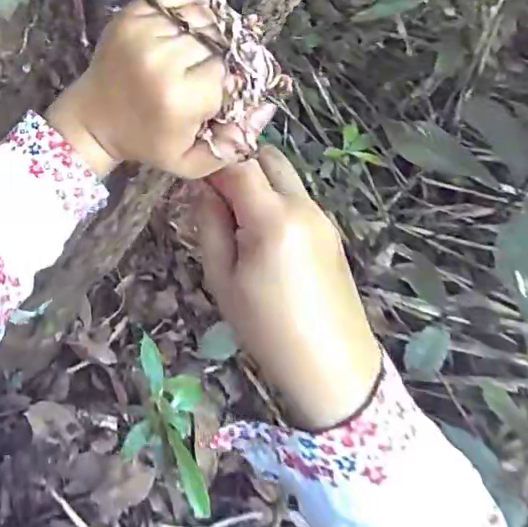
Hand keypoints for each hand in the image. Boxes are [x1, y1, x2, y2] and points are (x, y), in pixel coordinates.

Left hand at [43, 0, 235, 178]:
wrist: (94, 118)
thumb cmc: (146, 141)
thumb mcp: (191, 161)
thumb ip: (234, 143)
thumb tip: (267, 106)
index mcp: (179, 97)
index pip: (228, 72)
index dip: (231, 78)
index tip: (222, 86)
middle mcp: (161, 60)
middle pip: (215, 42)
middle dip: (219, 54)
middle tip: (211, 65)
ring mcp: (142, 32)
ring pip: (199, 16)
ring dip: (208, 27)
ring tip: (203, 43)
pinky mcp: (129, 16)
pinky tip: (197, 10)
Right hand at [192, 144, 383, 429]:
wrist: (335, 370)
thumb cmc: (268, 329)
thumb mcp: (222, 278)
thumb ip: (209, 223)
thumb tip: (203, 187)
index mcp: (273, 218)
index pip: (237, 162)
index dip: (211, 163)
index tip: (192, 180)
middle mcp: (302, 206)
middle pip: (266, 156)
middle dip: (237, 164)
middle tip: (214, 195)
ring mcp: (321, 216)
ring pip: (282, 173)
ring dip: (257, 180)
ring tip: (236, 218)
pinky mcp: (330, 229)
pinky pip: (295, 196)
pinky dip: (274, 197)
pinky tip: (262, 235)